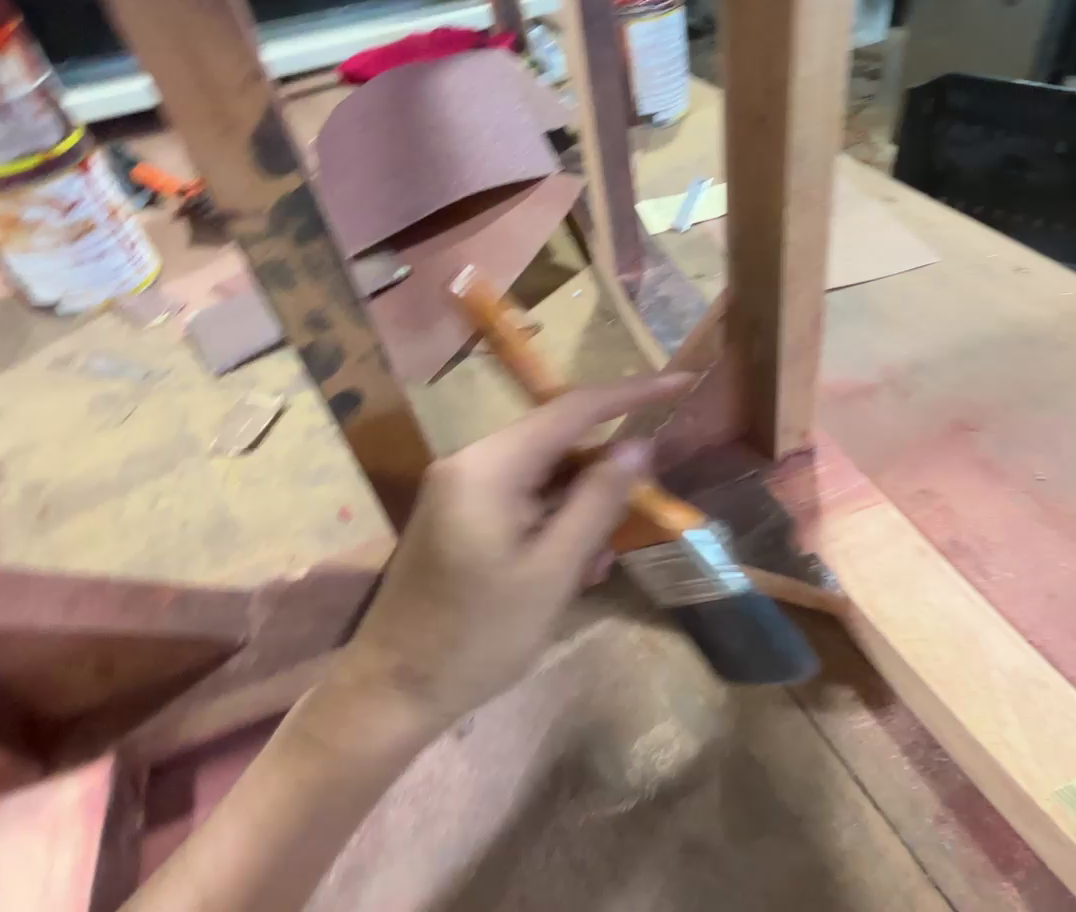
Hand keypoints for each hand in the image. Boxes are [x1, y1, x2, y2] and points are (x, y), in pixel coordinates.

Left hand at [331, 374, 691, 730]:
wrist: (394, 691)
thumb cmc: (479, 637)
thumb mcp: (553, 570)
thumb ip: (598, 501)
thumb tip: (638, 446)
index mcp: (488, 466)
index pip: (572, 409)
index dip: (632, 394)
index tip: (681, 383)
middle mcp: (470, 464)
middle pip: (558, 444)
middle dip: (604, 476)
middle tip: (640, 514)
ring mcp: (461, 490)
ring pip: (544, 476)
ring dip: (581, 510)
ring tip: (597, 566)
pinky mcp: (460, 516)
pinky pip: (522, 501)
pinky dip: (554, 525)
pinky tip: (571, 570)